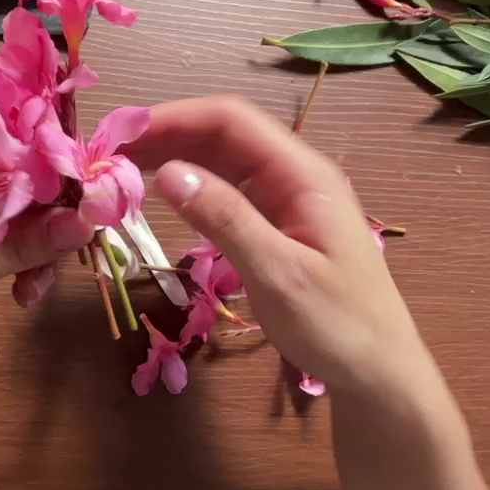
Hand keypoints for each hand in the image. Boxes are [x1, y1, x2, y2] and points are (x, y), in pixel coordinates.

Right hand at [134, 97, 437, 400]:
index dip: (174, 118)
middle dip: (169, 135)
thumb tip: (168, 173)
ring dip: (177, 159)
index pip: (232, 121)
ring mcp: (288, 202)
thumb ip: (225, 220)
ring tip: (125, 168)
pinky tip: (167, 196)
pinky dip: (195, 189)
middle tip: (111, 153)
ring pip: (225, 164)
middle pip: (225, 136)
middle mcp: (296, 177)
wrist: (377, 371)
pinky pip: (231, 195)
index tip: (122, 133)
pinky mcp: (280, 228)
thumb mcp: (278, 274)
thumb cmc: (337, 325)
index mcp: (304, 175)